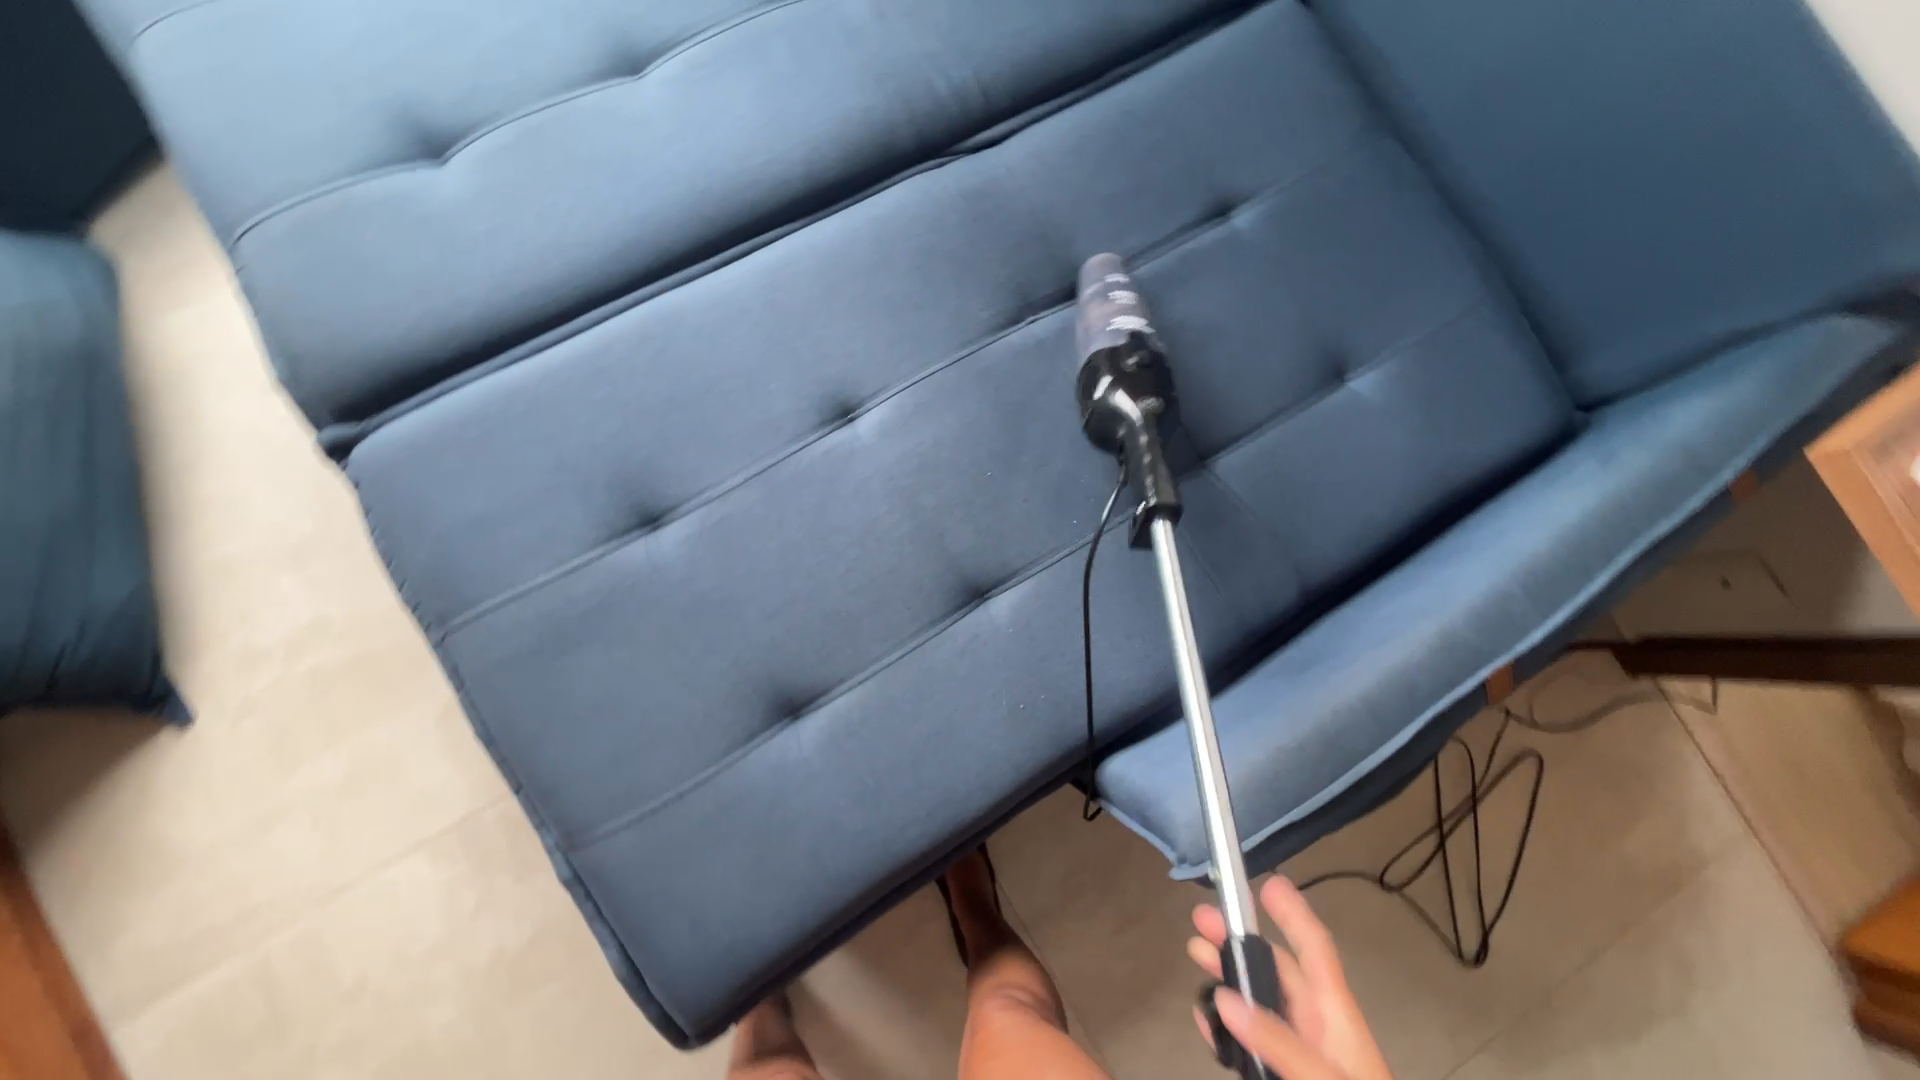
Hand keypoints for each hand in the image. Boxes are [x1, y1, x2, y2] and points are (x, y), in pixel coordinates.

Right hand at [1188, 877, 1392, 1079]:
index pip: (1314, 951)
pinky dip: (1227, 1028)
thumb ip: (1278, 1042)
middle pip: (1277, 972)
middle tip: (1200, 919)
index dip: (1292, 914)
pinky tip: (1206, 1022)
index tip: (1266, 881)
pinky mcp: (1282, 1078)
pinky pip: (1252, 1046)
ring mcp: (1301, 1056)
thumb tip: (1225, 996)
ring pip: (1260, 1005)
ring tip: (1195, 957)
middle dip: (1240, 941)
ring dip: (1228, 979)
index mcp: (1337, 1018)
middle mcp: (1318, 1029)